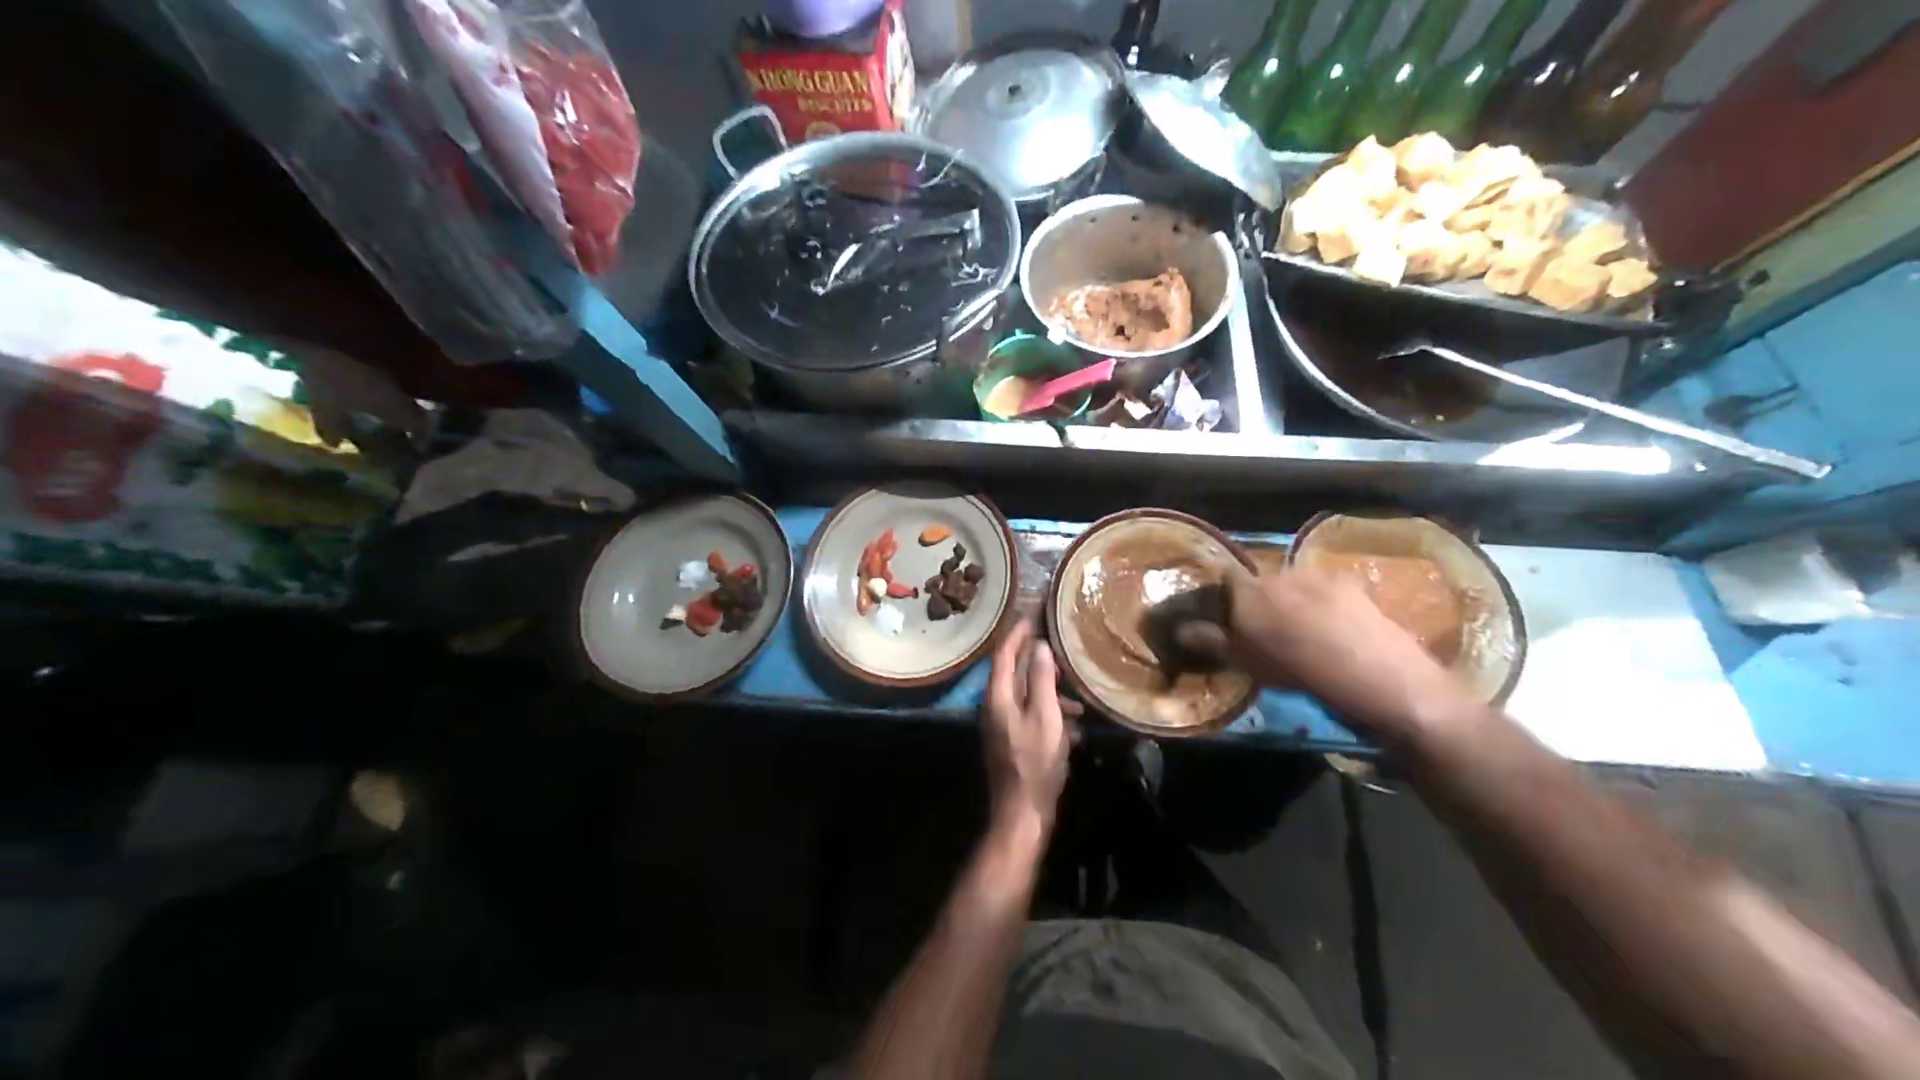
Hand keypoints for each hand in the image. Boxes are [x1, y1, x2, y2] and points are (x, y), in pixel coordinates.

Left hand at [983, 619, 1071, 833]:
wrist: (1022, 813)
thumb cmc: (1036, 764)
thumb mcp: (1046, 718)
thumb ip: (1042, 681)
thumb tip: (1040, 647)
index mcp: (998, 697)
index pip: (1003, 655)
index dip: (1017, 634)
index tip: (1032, 616)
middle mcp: (994, 706)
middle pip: (1012, 672)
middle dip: (1034, 658)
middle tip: (1058, 646)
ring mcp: (1001, 724)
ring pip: (1023, 693)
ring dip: (1047, 687)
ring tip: (1074, 690)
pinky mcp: (1011, 740)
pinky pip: (1029, 713)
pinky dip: (1048, 710)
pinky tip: (1073, 721)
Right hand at [1222, 564, 1475, 740]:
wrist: (1387, 681)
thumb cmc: (1307, 675)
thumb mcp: (1251, 665)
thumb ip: (1212, 642)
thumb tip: (1180, 629)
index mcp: (1252, 591)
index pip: (1225, 577)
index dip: (1221, 594)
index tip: (1223, 615)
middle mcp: (1283, 574)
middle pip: (1259, 579)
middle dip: (1256, 599)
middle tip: (1261, 628)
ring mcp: (1320, 576)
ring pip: (1292, 583)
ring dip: (1288, 600)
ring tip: (1298, 630)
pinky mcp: (1352, 585)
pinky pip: (1322, 588)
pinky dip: (1318, 602)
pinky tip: (1328, 628)